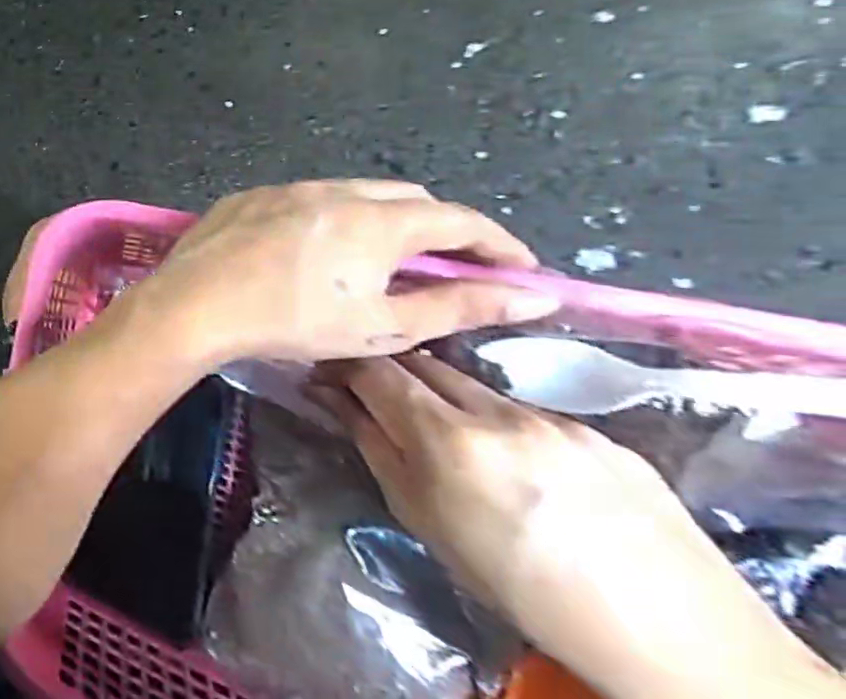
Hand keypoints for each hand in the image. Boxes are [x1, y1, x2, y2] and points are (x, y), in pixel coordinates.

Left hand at [124, 179, 555, 362]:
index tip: (518, 269)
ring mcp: (282, 189)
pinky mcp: (245, 197)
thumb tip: (531, 296)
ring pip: (350, 193)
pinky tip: (315, 249)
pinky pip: (303, 199)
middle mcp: (331, 191)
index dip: (497, 243)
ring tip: (382, 258)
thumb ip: (459, 307)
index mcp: (374, 220)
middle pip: (405, 198)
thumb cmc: (290, 321)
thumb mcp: (381, 325)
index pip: (458, 218)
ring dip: (380, 218)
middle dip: (440, 227)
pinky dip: (328, 217)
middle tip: (449, 266)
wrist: (192, 304)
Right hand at [312, 354, 843, 698]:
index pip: (375, 368)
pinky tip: (513, 463)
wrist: (678, 642)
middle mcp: (501, 412)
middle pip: (423, 362)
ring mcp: (557, 419)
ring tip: (442, 433)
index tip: (324, 371)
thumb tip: (332, 395)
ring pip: (475, 385)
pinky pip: (527, 412)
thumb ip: (373, 445)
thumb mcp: (422, 518)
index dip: (343, 362)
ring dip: (442, 396)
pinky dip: (498, 422)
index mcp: (449, 438)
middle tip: (367, 390)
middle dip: (388, 369)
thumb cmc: (519, 586)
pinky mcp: (602, 433)